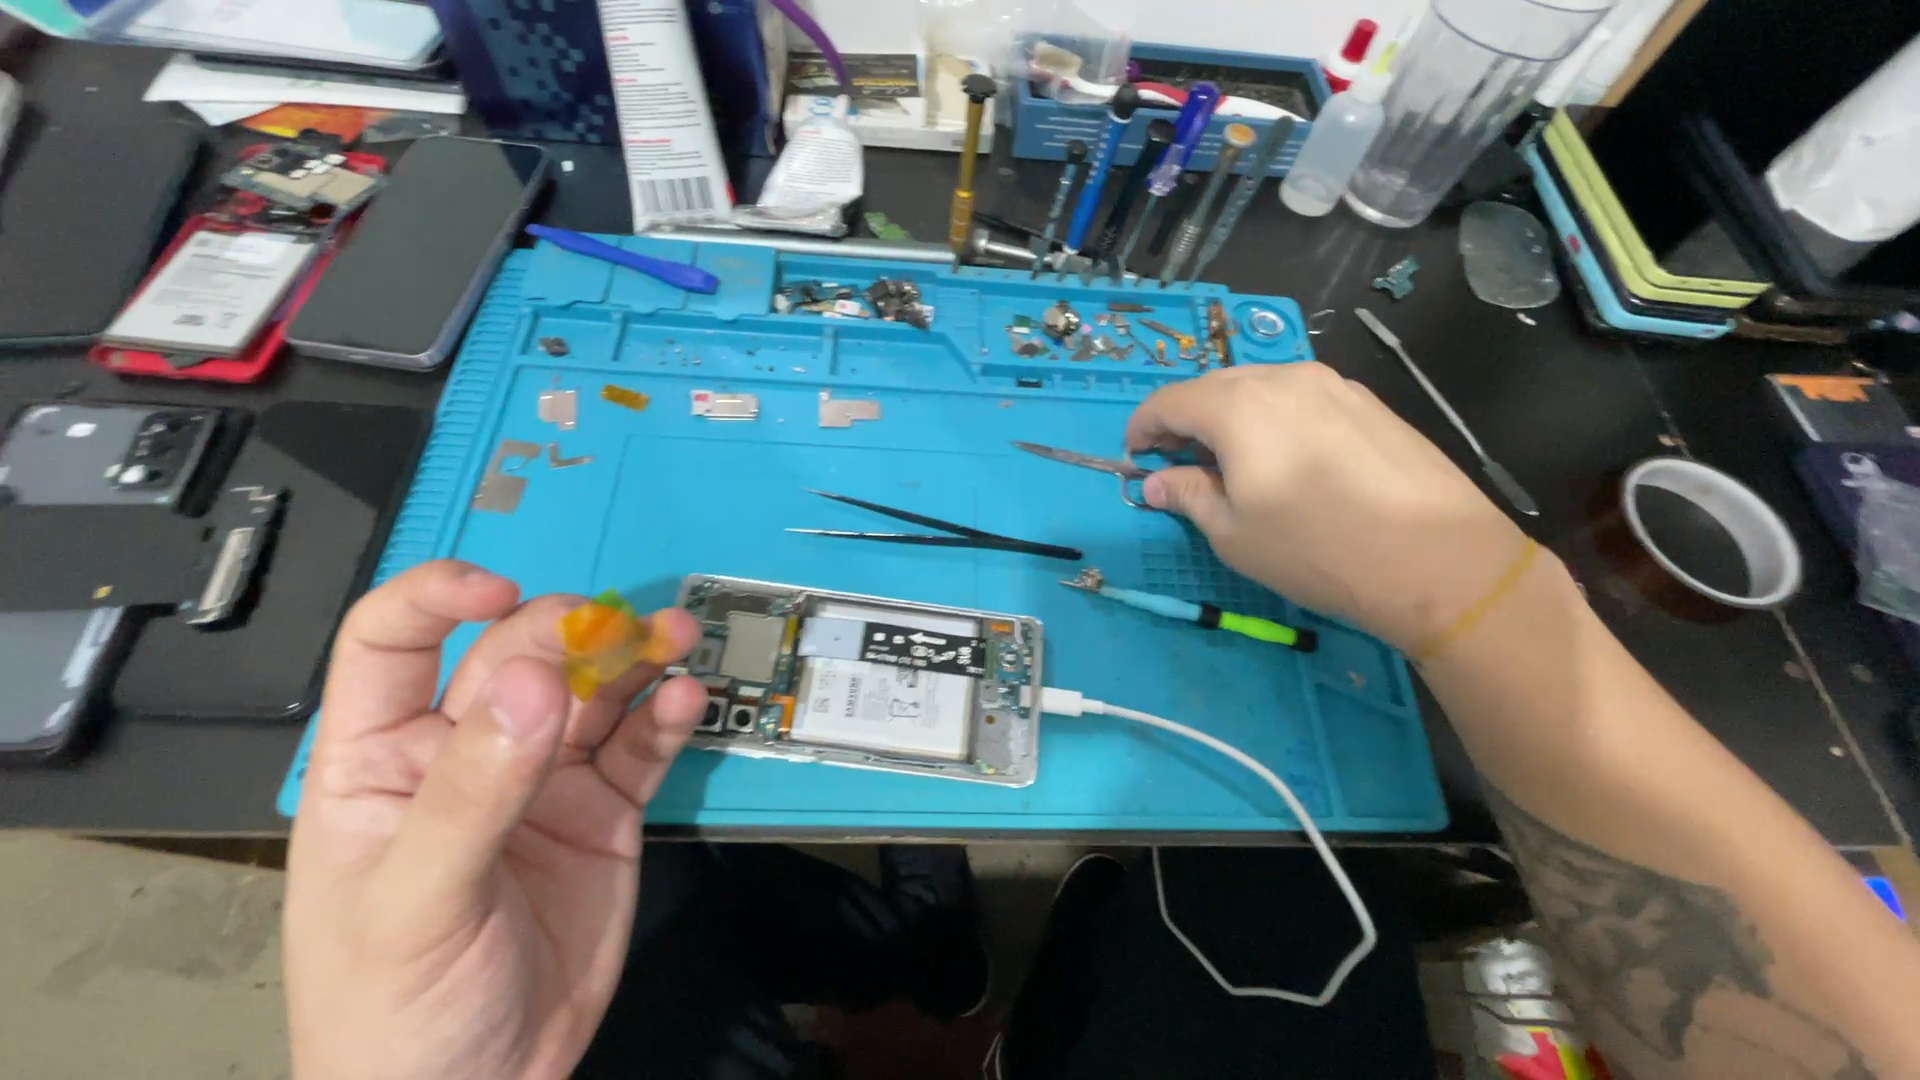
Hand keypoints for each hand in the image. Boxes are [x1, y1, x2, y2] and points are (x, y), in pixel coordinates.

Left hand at [285, 561, 707, 1079]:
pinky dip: (666, 718)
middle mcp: (470, 752)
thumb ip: (472, 791)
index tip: (502, 591)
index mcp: (385, 760)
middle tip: (619, 634)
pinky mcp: (604, 809)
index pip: (394, 646)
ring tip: (677, 638)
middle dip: (570, 633)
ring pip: (594, 691)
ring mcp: (544, 778)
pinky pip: (639, 746)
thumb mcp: (416, 904)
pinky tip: (686, 701)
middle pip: (521, 657)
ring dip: (635, 656)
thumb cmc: (397, 1012)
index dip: (439, 599)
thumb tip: (533, 680)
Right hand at [1126, 363, 1531, 650]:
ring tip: (1230, 461)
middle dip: (1185, 420)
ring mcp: (1332, 385)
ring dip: (1230, 416)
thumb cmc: (1316, 550)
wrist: (1437, 559)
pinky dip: (1272, 418)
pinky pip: (1299, 398)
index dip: (1143, 428)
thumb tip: (1158, 482)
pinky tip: (1284, 457)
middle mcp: (1282, 379)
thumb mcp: (1233, 534)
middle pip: (1213, 386)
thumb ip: (1187, 496)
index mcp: (1238, 406)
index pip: (1169, 401)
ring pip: (1259, 388)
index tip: (1135, 458)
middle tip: (1178, 462)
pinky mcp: (1367, 402)